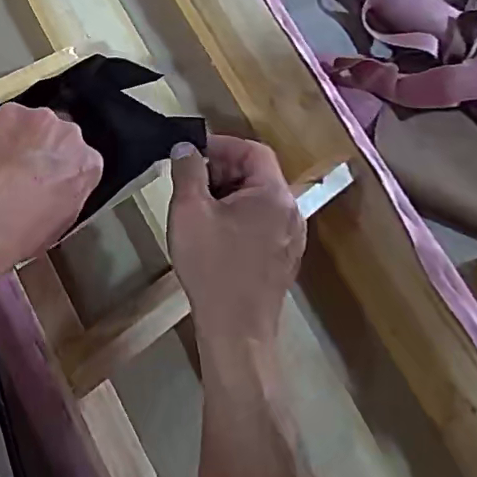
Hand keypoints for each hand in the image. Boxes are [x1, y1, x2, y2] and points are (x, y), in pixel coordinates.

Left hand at [0, 103, 101, 289]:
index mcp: (88, 165)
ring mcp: (39, 118)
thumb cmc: (25, 230)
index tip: (46, 182)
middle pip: (59, 136)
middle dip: (44, 149)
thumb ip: (65, 196)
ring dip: (20, 137)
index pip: (81, 162)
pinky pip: (4, 119)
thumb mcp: (60, 224)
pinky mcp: (9, 112)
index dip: (62, 171)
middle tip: (21, 172)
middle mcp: (70, 134)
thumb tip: (54, 193)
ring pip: (31, 124)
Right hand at [167, 135, 302, 349]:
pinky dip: (238, 216)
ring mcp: (290, 238)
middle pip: (258, 174)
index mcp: (274, 195)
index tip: (193, 152)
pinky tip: (212, 232)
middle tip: (190, 180)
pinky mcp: (283, 258)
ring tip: (196, 206)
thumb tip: (185, 147)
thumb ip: (187, 171)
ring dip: (227, 193)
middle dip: (222, 169)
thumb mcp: (189, 211)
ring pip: (258, 199)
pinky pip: (261, 222)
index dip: (222, 145)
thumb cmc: (212, 267)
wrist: (236, 332)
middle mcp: (291, 212)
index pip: (254, 150)